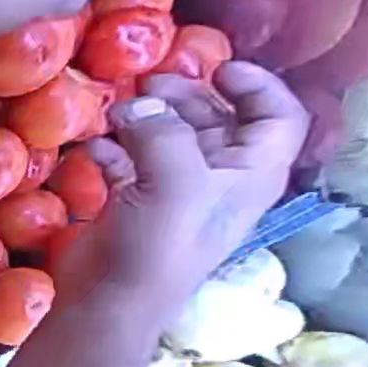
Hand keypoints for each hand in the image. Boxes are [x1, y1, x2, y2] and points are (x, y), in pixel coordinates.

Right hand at [57, 62, 310, 311]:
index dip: (256, 86)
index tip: (220, 66)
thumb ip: (162, 134)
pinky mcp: (129, 205)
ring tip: (114, 108)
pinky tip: (92, 144)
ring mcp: (169, 193)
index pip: (275, 117)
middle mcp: (214, 180)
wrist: (110, 300)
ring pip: (163, 140)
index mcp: (248, 174)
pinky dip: (109, 149)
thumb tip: (137, 106)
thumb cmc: (157, 246)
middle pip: (213, 121)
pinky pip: (124, 164)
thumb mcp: (176, 183)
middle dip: (185, 97)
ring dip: (141, 120)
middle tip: (149, 81)